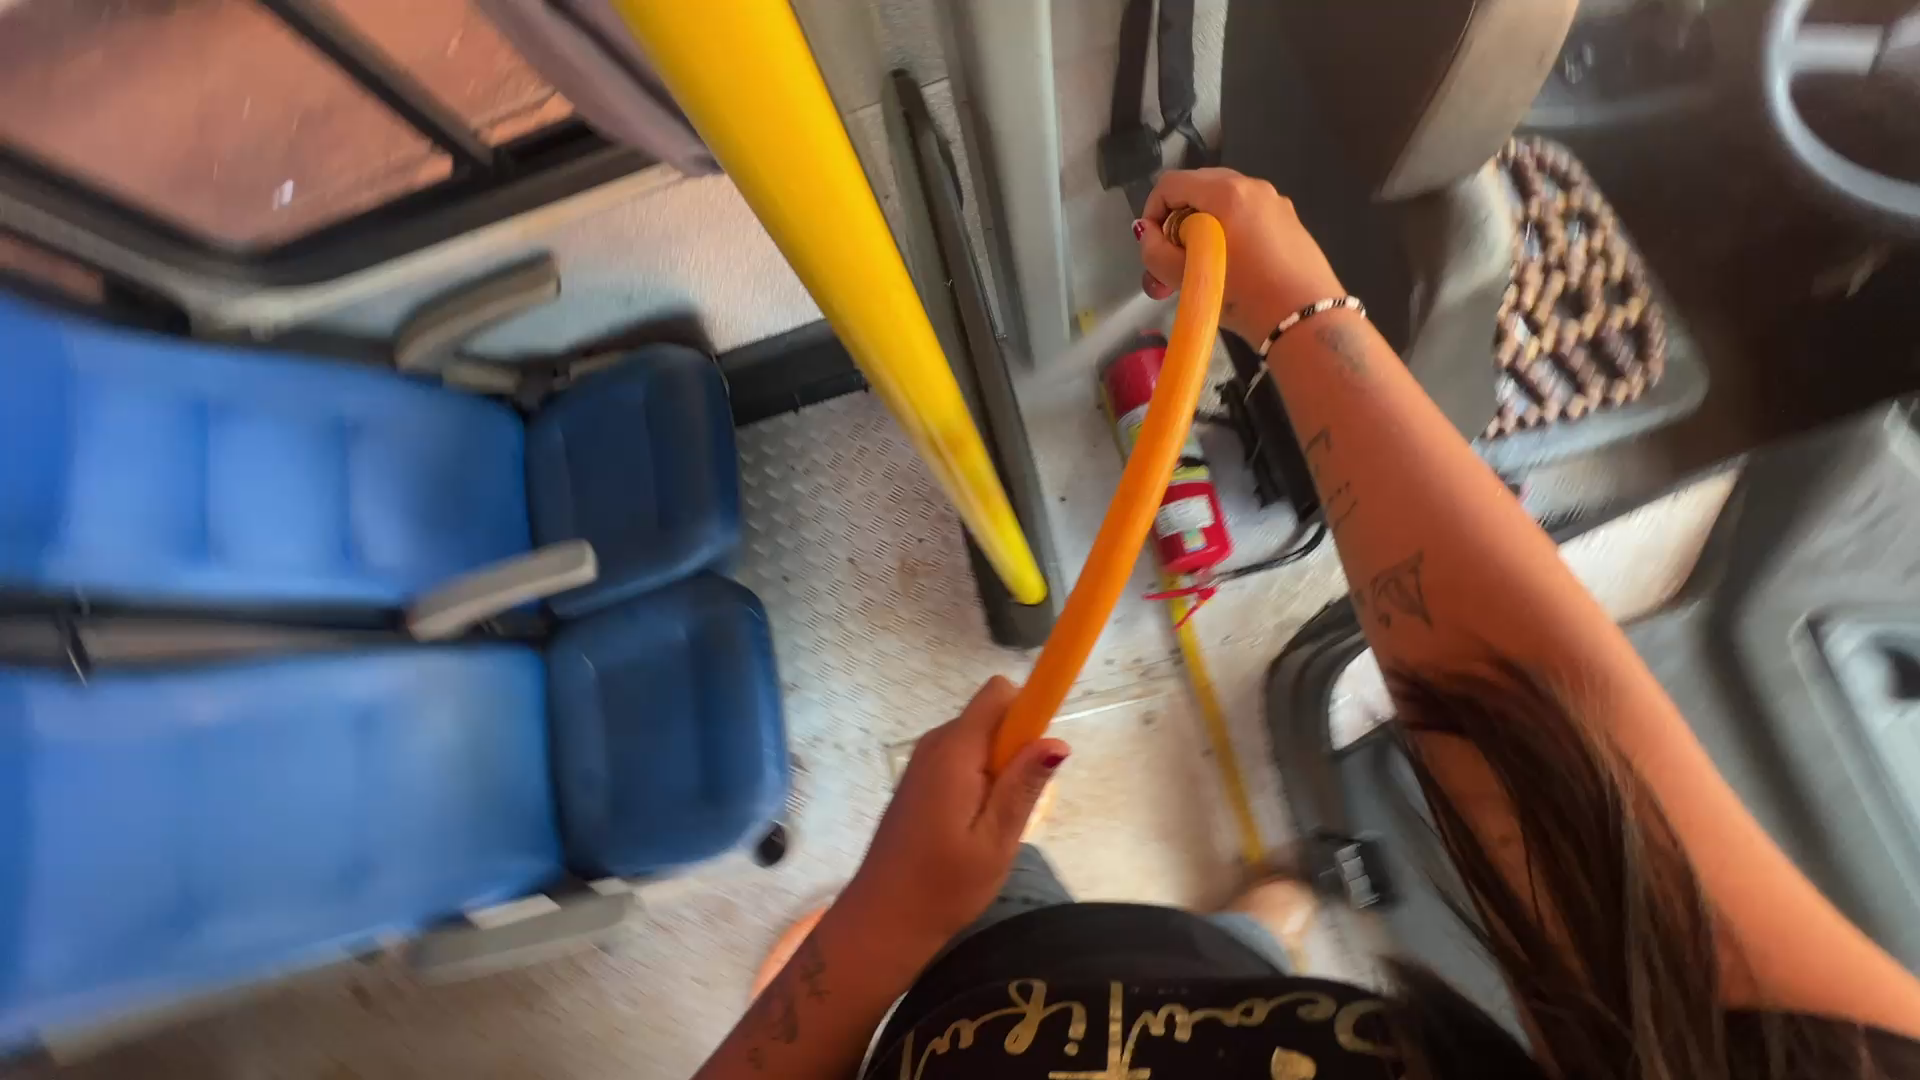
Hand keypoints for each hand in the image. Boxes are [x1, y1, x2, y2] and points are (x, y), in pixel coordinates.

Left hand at [840, 678, 1070, 949]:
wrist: (883, 920)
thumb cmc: (943, 887)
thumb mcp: (996, 841)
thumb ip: (1024, 785)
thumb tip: (1057, 739)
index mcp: (955, 751)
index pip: (999, 694)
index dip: (1029, 711)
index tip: (1037, 757)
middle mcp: (936, 742)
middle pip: (992, 715)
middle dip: (1016, 749)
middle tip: (1013, 807)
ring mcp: (925, 759)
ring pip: (979, 738)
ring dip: (999, 769)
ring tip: (991, 824)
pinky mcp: (921, 777)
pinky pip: (963, 756)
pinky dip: (979, 779)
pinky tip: (972, 826)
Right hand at [1136, 168, 1345, 343]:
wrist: (1302, 316)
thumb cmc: (1238, 295)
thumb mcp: (1182, 276)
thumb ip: (1154, 251)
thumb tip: (1148, 233)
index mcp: (1224, 192)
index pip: (1170, 183)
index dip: (1151, 212)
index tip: (1152, 247)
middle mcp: (1251, 185)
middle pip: (1196, 190)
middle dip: (1175, 223)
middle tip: (1170, 262)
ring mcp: (1274, 201)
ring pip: (1221, 205)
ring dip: (1200, 231)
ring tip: (1198, 270)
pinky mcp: (1288, 222)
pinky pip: (1245, 218)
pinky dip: (1226, 235)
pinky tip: (1229, 270)